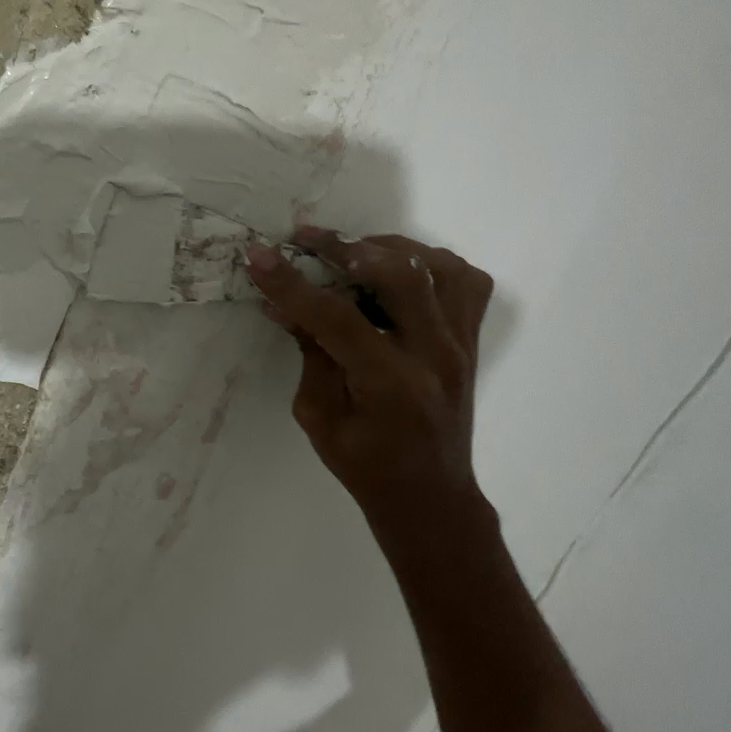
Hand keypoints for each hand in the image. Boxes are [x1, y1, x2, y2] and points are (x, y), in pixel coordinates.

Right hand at [245, 228, 494, 525]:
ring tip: (351, 249)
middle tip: (305, 238)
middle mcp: (434, 355)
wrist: (428, 493)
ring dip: (390, 248)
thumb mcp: (318, 416)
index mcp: (390, 383)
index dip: (293, 284)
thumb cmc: (363, 465)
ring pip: (440, 267)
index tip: (259, 256)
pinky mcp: (470, 340)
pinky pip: (465, 282)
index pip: (336, 317)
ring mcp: (461, 345)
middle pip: (400, 275)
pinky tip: (398, 269)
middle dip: (346, 247)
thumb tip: (283, 304)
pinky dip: (432, 263)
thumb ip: (309, 354)